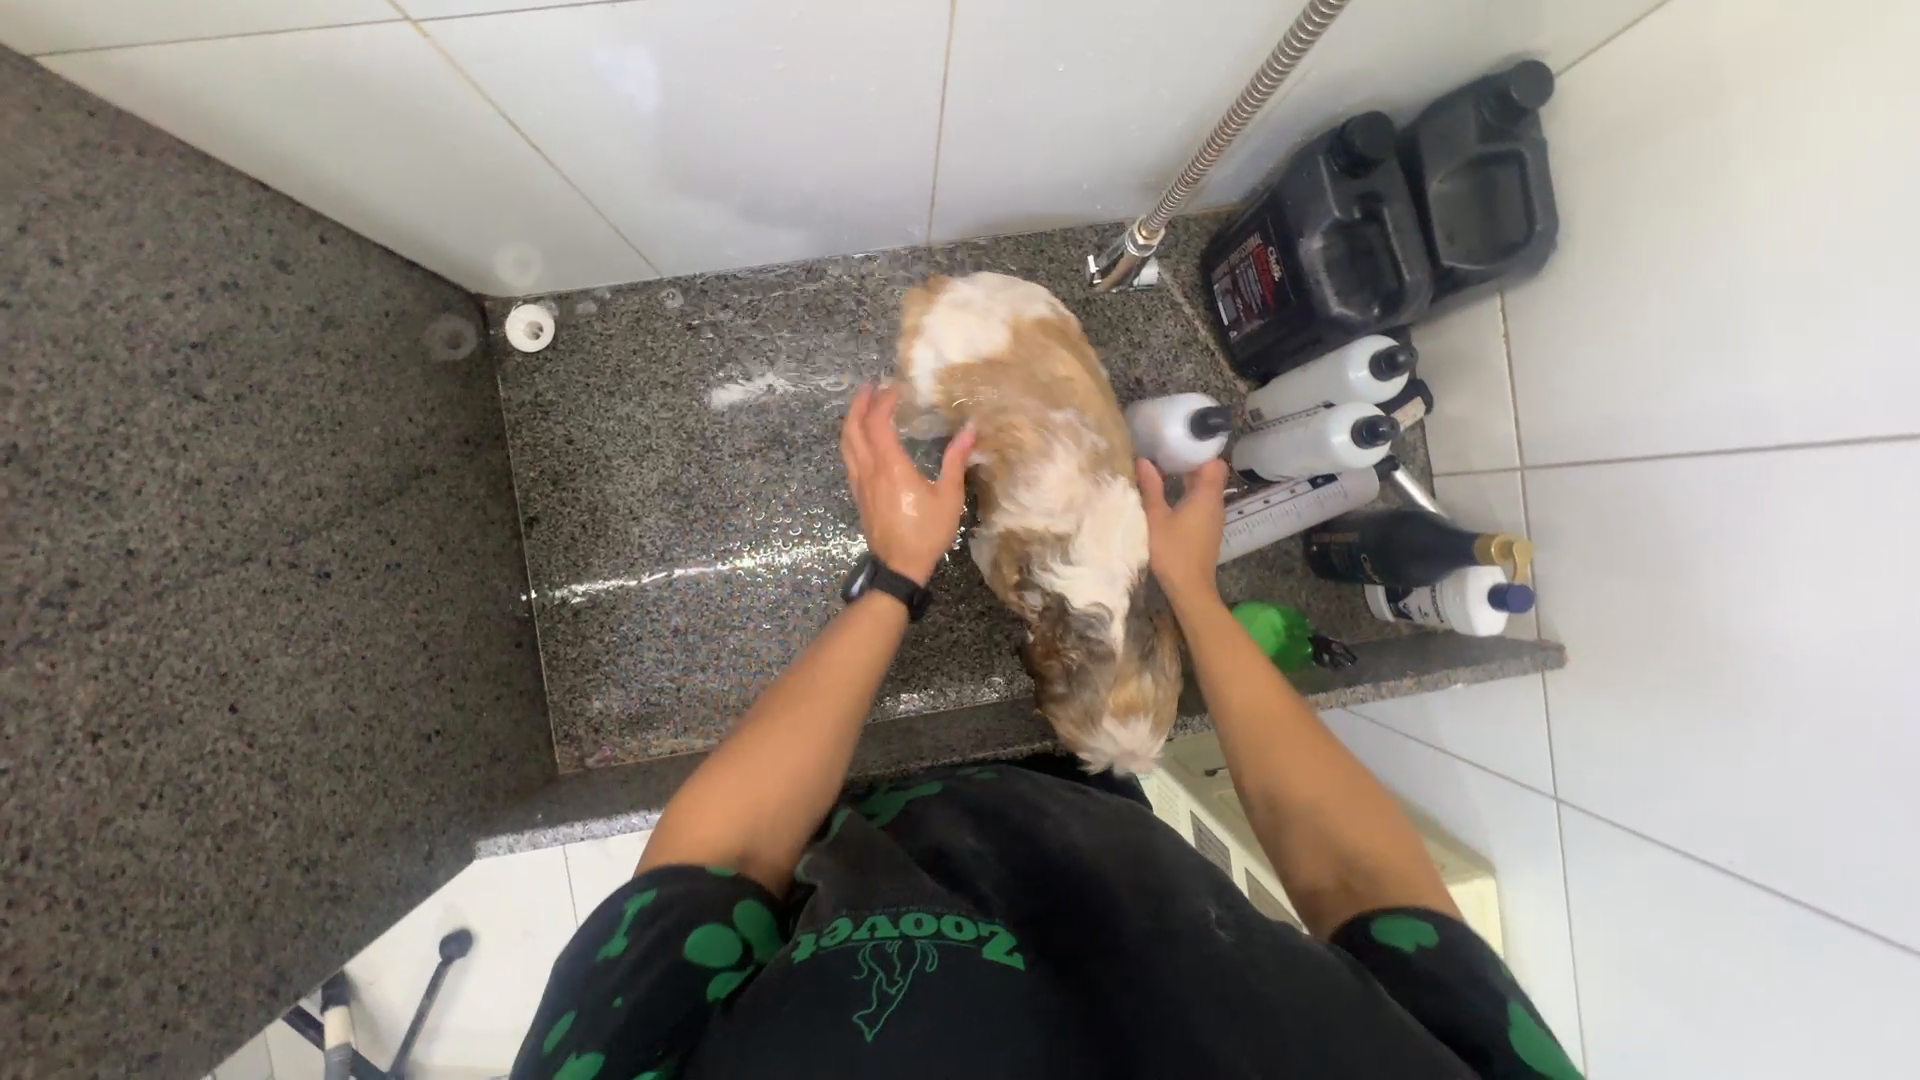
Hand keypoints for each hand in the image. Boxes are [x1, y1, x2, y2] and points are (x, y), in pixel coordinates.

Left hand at [840, 383, 975, 584]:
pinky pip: (848, 459)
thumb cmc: (927, 533)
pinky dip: (852, 440)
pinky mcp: (859, 494)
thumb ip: (956, 461)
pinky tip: (862, 439)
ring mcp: (860, 483)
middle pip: (853, 428)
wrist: (900, 566)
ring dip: (851, 420)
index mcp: (891, 467)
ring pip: (846, 443)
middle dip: (860, 403)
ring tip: (862, 406)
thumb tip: (970, 430)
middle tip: (871, 386)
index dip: (884, 401)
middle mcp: (869, 470)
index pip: (878, 422)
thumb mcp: (949, 497)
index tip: (897, 388)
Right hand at [1137, 457, 1227, 608]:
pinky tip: (1170, 498)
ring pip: (1205, 490)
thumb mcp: (1155, 518)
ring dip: (1188, 479)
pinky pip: (1202, 503)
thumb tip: (1144, 460)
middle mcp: (1215, 504)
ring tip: (1164, 471)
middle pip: (1210, 475)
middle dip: (1190, 462)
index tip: (1180, 442)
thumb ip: (1150, 488)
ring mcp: (1213, 518)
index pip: (1214, 462)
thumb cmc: (1173, 551)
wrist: (1190, 588)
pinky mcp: (1207, 530)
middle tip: (1166, 452)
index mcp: (1206, 496)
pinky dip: (1189, 495)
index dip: (1201, 450)